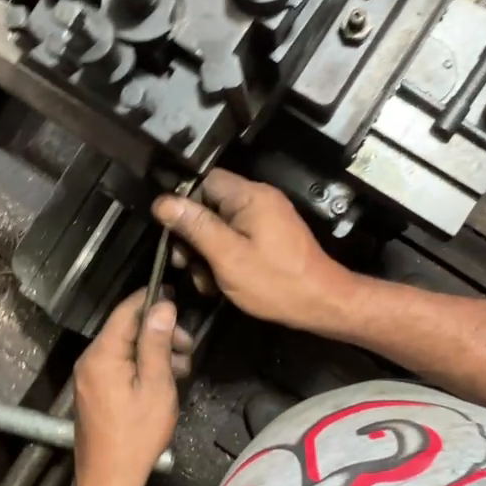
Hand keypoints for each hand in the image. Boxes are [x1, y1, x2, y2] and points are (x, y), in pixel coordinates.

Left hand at [71, 292, 191, 485]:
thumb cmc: (136, 435)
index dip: (151, 300)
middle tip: (188, 347)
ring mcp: (89, 377)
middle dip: (159, 332)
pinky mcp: (94, 392)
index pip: (126, 311)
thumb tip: (161, 306)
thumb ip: (156, 343)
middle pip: (126, 329)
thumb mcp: (156, 386)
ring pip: (125, 349)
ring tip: (182, 369)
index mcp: (102, 354)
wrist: (109, 481)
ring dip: (154, 352)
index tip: (176, 297)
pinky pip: (119, 366)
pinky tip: (164, 382)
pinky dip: (142, 366)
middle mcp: (90, 360)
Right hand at [152, 169, 360, 333]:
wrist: (322, 304)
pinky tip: (219, 282)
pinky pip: (236, 238)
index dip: (184, 205)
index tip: (173, 234)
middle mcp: (260, 200)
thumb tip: (163, 201)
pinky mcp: (270, 237)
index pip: (204, 182)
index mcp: (250, 196)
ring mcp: (267, 219)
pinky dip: (224, 258)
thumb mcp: (227, 256)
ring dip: (207, 253)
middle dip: (194, 236)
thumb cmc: (275, 283)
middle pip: (210, 205)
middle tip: (185, 264)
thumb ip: (196, 227)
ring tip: (204, 281)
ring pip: (221, 226)